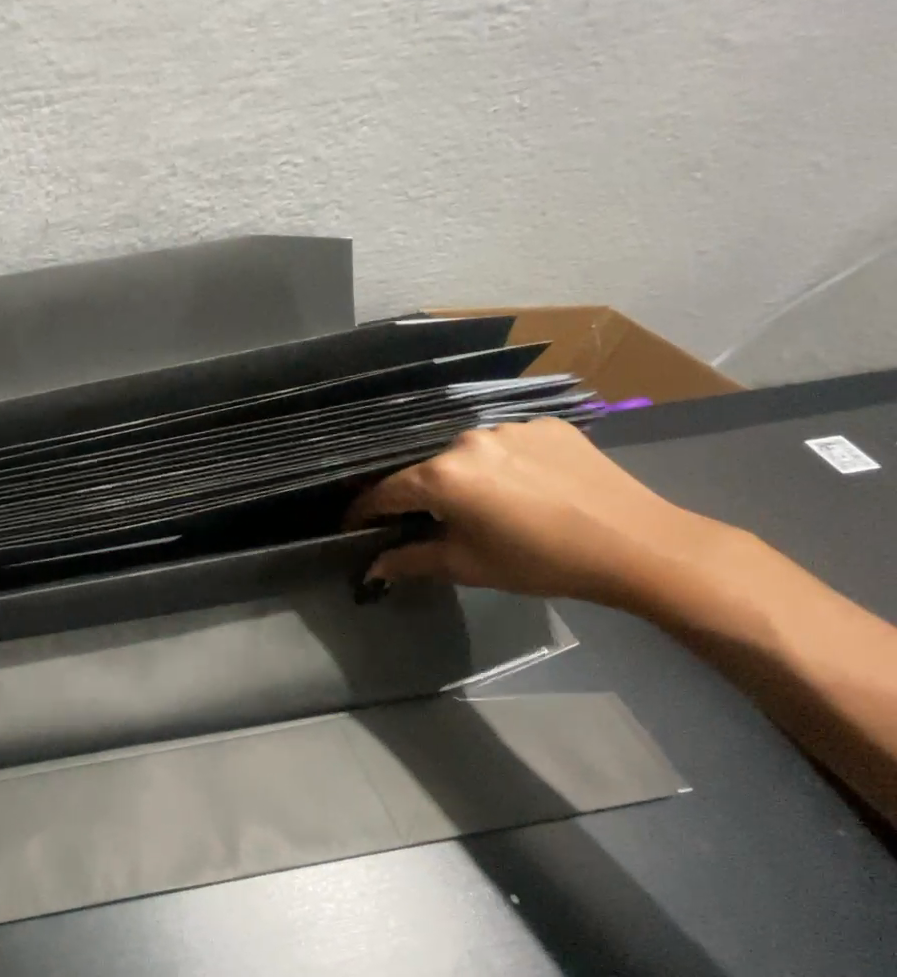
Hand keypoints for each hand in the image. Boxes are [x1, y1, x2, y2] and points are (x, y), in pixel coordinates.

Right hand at [346, 417, 731, 606]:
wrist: (640, 546)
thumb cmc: (542, 562)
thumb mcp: (468, 567)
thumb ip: (411, 561)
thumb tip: (372, 567)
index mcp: (441, 476)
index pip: (383, 491)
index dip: (363, 512)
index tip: (354, 527)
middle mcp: (466, 441)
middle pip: (426, 469)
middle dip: (419, 496)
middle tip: (426, 522)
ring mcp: (509, 428)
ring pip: (467, 455)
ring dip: (464, 478)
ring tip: (484, 506)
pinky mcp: (546, 426)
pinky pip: (507, 444)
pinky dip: (503, 465)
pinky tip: (523, 490)